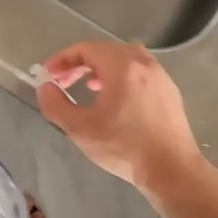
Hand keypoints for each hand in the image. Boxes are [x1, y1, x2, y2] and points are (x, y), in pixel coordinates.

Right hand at [35, 40, 205, 187]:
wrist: (171, 168)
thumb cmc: (123, 147)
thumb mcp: (80, 129)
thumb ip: (56, 105)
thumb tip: (46, 88)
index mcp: (122, 68)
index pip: (87, 49)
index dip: (64, 58)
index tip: (50, 74)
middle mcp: (144, 65)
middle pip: (107, 50)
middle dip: (81, 62)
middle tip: (64, 81)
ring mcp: (161, 77)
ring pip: (127, 59)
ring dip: (103, 67)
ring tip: (89, 86)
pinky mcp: (170, 92)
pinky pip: (141, 72)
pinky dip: (122, 76)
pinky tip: (116, 100)